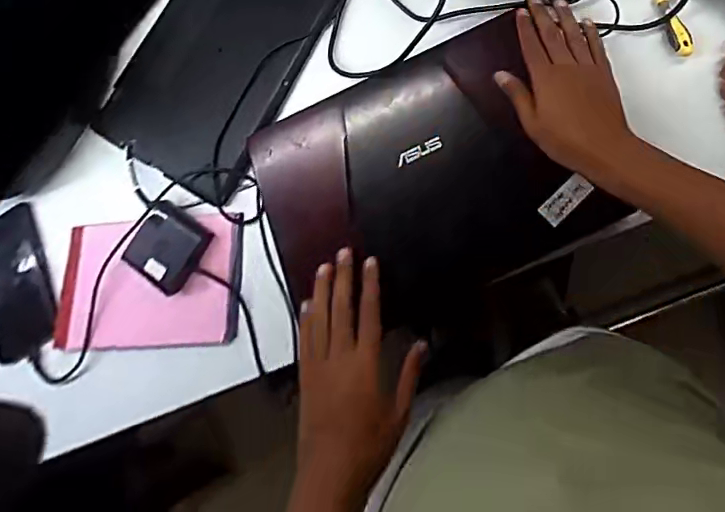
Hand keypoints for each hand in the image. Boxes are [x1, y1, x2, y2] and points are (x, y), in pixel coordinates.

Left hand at [289, 250, 425, 511]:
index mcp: (365, 364)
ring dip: (321, 289)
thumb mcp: (399, 413)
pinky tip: (306, 303)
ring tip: (323, 266)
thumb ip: (409, 375)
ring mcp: (319, 364)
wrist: (330, 472)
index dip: (369, 284)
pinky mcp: (305, 375)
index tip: (369, 263)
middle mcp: (339, 357)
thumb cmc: (367, 447)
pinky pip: (304, 338)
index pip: (368, 313)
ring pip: (319, 317)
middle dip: (342, 276)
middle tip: (343, 252)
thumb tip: (420, 347)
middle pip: (341, 307)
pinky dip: (305, 318)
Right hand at [494, 0, 656, 188]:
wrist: (606, 149)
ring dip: (565, 16)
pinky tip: (587, 23)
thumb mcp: (532, 122)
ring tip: (559, 2)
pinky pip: (596, 47)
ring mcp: (586, 69)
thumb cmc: (569, 141)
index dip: (525, 27)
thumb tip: (501, 76)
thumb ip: (517, 95)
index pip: (531, 45)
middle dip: (542, 14)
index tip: (520, 13)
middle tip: (536, 0)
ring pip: (574, 35)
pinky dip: (591, 33)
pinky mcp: (603, 74)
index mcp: (545, 78)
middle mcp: (566, 68)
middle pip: (551, 34)